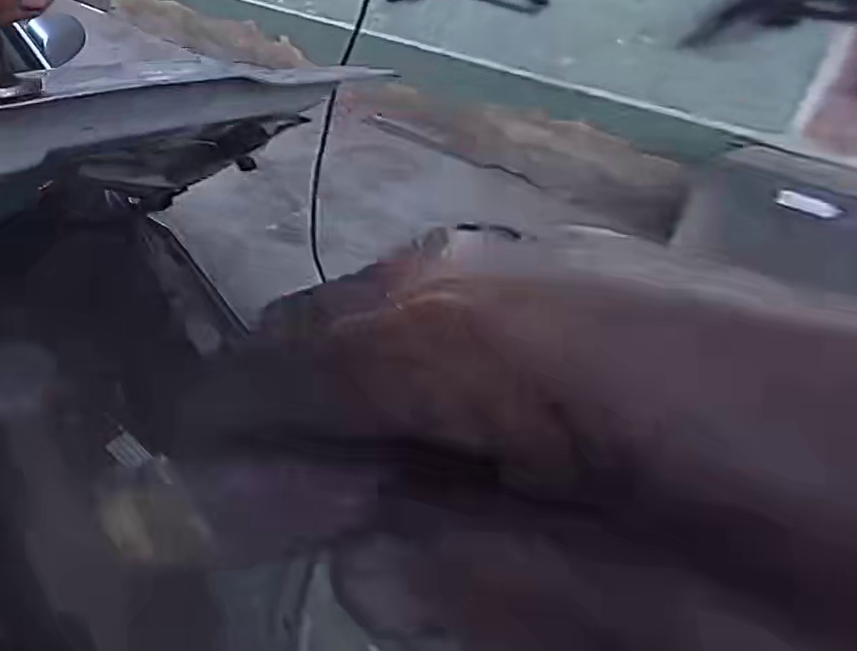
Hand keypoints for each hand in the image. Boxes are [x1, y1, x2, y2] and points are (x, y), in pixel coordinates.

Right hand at [153, 227, 856, 650]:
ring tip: (374, 491)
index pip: (278, 375)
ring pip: (353, 328)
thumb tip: (353, 570)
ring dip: (335, 407)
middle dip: (270, 419)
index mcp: (459, 331)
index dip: (216, 429)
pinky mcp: (537, 270)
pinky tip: (451, 447)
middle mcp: (452, 270)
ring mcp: (498, 258)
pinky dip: (395, 384)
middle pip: (299, 339)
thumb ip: (494, 583)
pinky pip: (415, 320)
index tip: (179, 481)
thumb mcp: (696, 618)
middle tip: (273, 505)